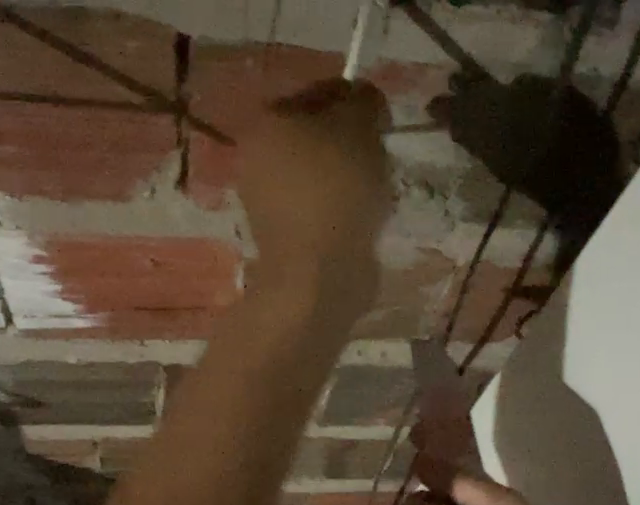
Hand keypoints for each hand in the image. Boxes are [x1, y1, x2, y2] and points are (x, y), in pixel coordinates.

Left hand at [237, 80, 390, 299]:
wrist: (319, 274)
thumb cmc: (337, 189)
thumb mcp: (359, 126)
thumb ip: (363, 101)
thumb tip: (363, 101)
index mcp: (267, 124)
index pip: (318, 94)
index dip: (355, 103)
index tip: (383, 124)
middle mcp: (256, 161)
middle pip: (317, 139)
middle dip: (351, 147)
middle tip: (380, 162)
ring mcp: (266, 205)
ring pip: (320, 179)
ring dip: (349, 184)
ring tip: (375, 198)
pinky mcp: (283, 241)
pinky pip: (320, 214)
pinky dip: (341, 216)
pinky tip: (360, 226)